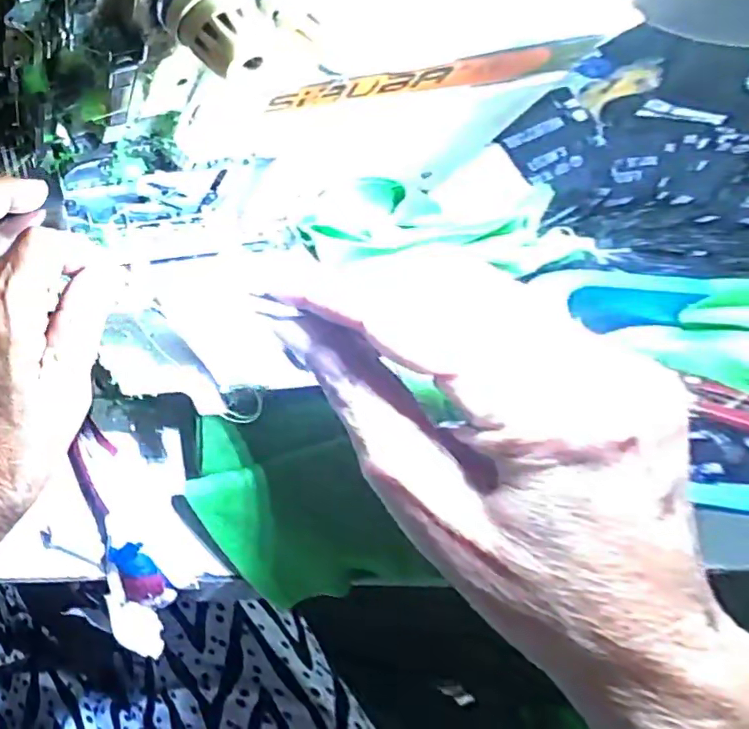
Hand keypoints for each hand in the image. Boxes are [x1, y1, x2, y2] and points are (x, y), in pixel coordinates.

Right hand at [270, 252, 748, 728]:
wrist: (639, 632)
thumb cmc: (518, 581)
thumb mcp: (414, 493)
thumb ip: (358, 397)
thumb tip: (301, 332)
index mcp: (551, 421)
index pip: (419, 327)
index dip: (336, 299)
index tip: (275, 284)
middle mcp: (601, 378)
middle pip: (451, 288)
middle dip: (361, 287)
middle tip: (295, 298)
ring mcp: (619, 367)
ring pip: (477, 286)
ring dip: (394, 290)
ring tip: (332, 307)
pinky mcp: (616, 365)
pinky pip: (505, 306)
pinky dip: (433, 305)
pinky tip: (392, 321)